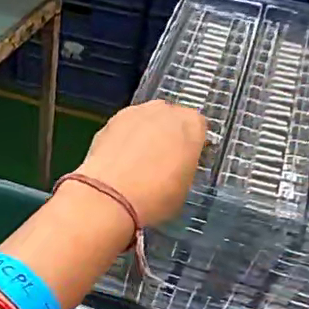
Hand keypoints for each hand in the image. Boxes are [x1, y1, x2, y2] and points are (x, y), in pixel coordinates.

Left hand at [70, 99, 205, 226]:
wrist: (110, 197)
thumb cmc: (155, 197)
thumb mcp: (184, 188)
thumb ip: (185, 167)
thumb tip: (177, 167)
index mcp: (192, 125)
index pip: (199, 128)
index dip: (191, 146)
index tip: (185, 161)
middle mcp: (165, 111)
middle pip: (171, 120)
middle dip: (167, 137)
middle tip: (161, 163)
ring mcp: (135, 112)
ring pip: (146, 121)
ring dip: (144, 136)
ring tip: (137, 164)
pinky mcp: (110, 121)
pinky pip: (124, 129)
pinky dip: (123, 141)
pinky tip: (119, 163)